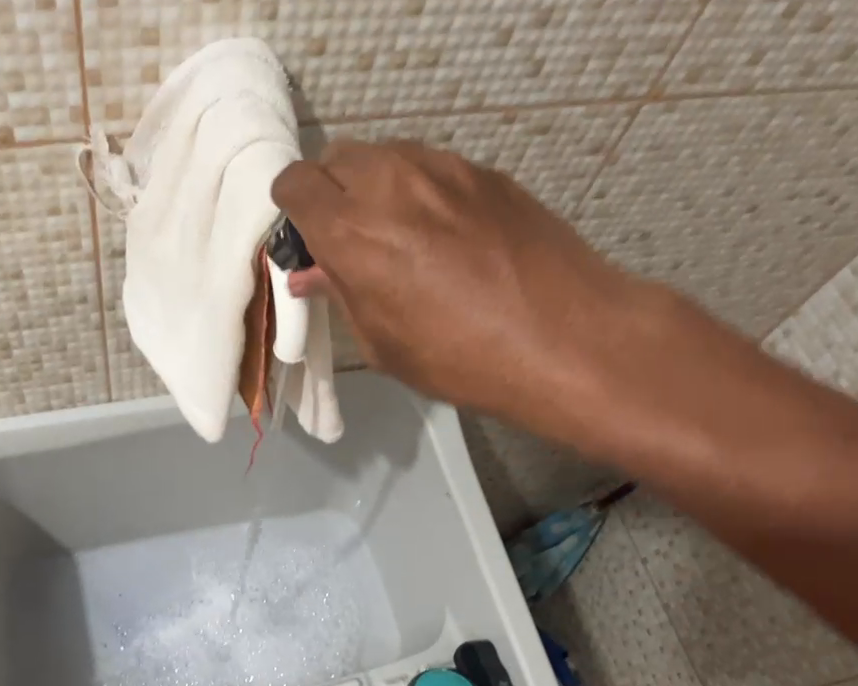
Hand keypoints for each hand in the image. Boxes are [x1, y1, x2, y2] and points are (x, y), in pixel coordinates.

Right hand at [272, 140, 681, 438]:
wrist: (564, 338)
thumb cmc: (460, 359)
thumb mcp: (383, 343)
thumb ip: (341, 294)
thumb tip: (311, 273)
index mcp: (352, 231)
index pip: (296, 183)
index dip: (292, 208)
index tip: (305, 236)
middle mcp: (391, 184)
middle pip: (336, 158)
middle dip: (330, 191)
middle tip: (347, 237)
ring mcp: (442, 170)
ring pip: (385, 155)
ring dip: (374, 185)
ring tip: (397, 234)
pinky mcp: (483, 172)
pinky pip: (430, 167)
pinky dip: (419, 190)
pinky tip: (443, 234)